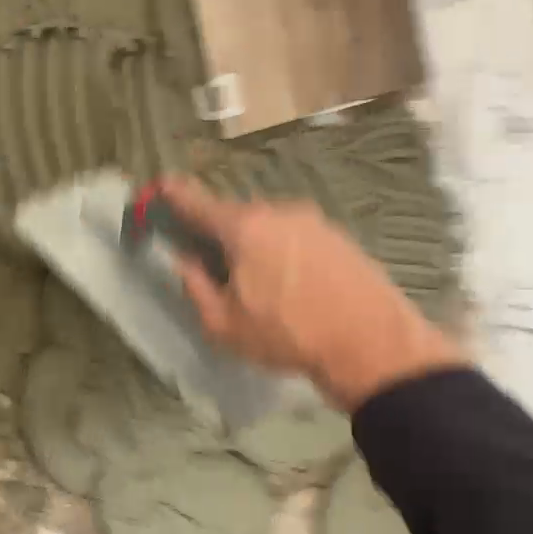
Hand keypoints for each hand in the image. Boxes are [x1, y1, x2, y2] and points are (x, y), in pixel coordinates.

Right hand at [159, 177, 466, 410]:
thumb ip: (195, 286)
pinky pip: (293, 237)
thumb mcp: (222, 323)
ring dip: (251, 245)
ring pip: (266, 226)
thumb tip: (186, 262)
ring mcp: (315, 222)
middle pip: (234, 216)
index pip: (198, 204)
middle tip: (208, 263)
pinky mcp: (339, 237)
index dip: (174, 196)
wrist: (374, 347)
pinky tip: (285, 284)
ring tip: (252, 283)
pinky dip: (279, 252)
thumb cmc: (287, 335)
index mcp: (245, 229)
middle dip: (217, 233)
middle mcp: (279, 213)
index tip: (159, 186)